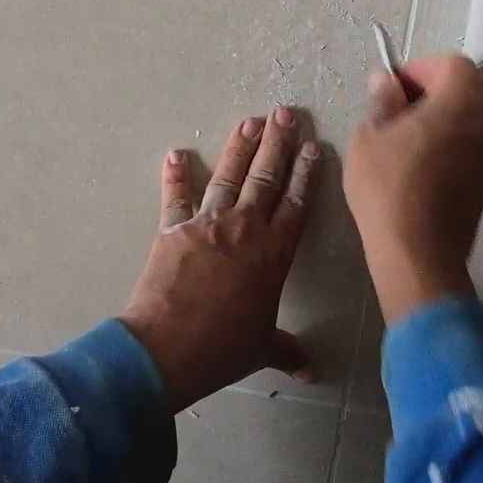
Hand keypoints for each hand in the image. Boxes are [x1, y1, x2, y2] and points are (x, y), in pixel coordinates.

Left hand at [120, 107, 321, 411]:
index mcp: (276, 253)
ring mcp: (208, 225)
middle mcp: (246, 229)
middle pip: (267, 177)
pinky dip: (175, 176)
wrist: (168, 349)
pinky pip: (176, 198)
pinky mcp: (174, 229)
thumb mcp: (260, 347)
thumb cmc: (223, 348)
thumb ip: (285, 349)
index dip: (307, 173)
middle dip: (277, 143)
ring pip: (229, 177)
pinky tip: (176, 155)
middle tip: (284, 113)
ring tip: (249, 121)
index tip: (314, 146)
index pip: (298, 203)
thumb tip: (310, 370)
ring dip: (239, 148)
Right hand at [344, 54, 482, 325]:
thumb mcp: (370, 137)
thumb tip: (385, 80)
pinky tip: (421, 164)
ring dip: (445, 117)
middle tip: (400, 108)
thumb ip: (382, 101)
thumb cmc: (388, 187)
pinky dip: (452, 142)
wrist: (418, 251)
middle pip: (469, 88)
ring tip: (407, 137)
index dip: (420, 68)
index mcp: (461, 101)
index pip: (452, 64)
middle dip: (436, 89)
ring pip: (473, 118)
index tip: (392, 87)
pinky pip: (472, 146)